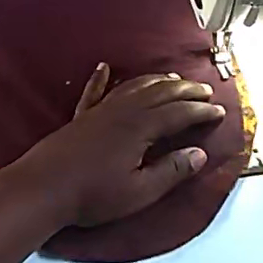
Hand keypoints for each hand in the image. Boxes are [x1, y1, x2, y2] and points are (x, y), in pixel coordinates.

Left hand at [7, 64, 222, 230]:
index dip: (200, 111)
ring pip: (132, 87)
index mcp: (139, 128)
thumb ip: (171, 171)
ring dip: (155, 81)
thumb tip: (199, 154)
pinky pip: (94, 91)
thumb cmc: (92, 195)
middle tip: (205, 90)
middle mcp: (121, 112)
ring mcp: (99, 111)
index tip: (218, 111)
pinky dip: (101, 78)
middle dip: (185, 90)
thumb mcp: (140, 192)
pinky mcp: (80, 117)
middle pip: (159, 93)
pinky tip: (104, 67)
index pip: (177, 114)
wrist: (43, 187)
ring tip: (173, 78)